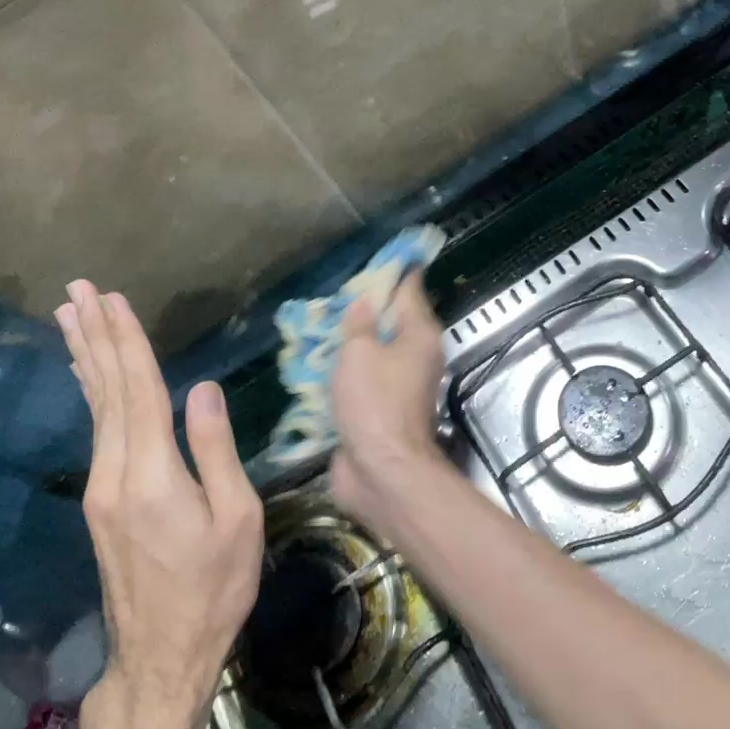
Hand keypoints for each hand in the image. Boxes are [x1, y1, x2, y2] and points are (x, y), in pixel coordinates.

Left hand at [54, 280, 262, 728]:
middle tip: (77, 290)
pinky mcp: (101, 504)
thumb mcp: (236, 519)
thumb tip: (201, 389)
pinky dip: (91, 394)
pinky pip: (96, 431)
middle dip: (94, 336)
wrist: (162, 653)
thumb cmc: (215, 586)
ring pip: (95, 409)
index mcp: (153, 473)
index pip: (139, 390)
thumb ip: (215, 450)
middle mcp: (116, 473)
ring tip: (71, 319)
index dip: (127, 341)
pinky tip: (86, 378)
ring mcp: (102, 489)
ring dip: (85, 359)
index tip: (112, 299)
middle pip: (106, 391)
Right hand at [328, 275, 448, 531]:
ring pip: (369, 354)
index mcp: (418, 335)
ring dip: (344, 344)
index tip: (377, 257)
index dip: (393, 273)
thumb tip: (364, 301)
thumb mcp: (359, 353)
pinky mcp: (377, 411)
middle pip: (387, 322)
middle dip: (360, 309)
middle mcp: (414, 357)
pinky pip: (358, 383)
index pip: (409, 291)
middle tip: (329, 295)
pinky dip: (339, 375)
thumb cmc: (375, 404)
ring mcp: (397, 386)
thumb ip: (358, 324)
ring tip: (312, 327)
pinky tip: (311, 366)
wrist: (381, 472)